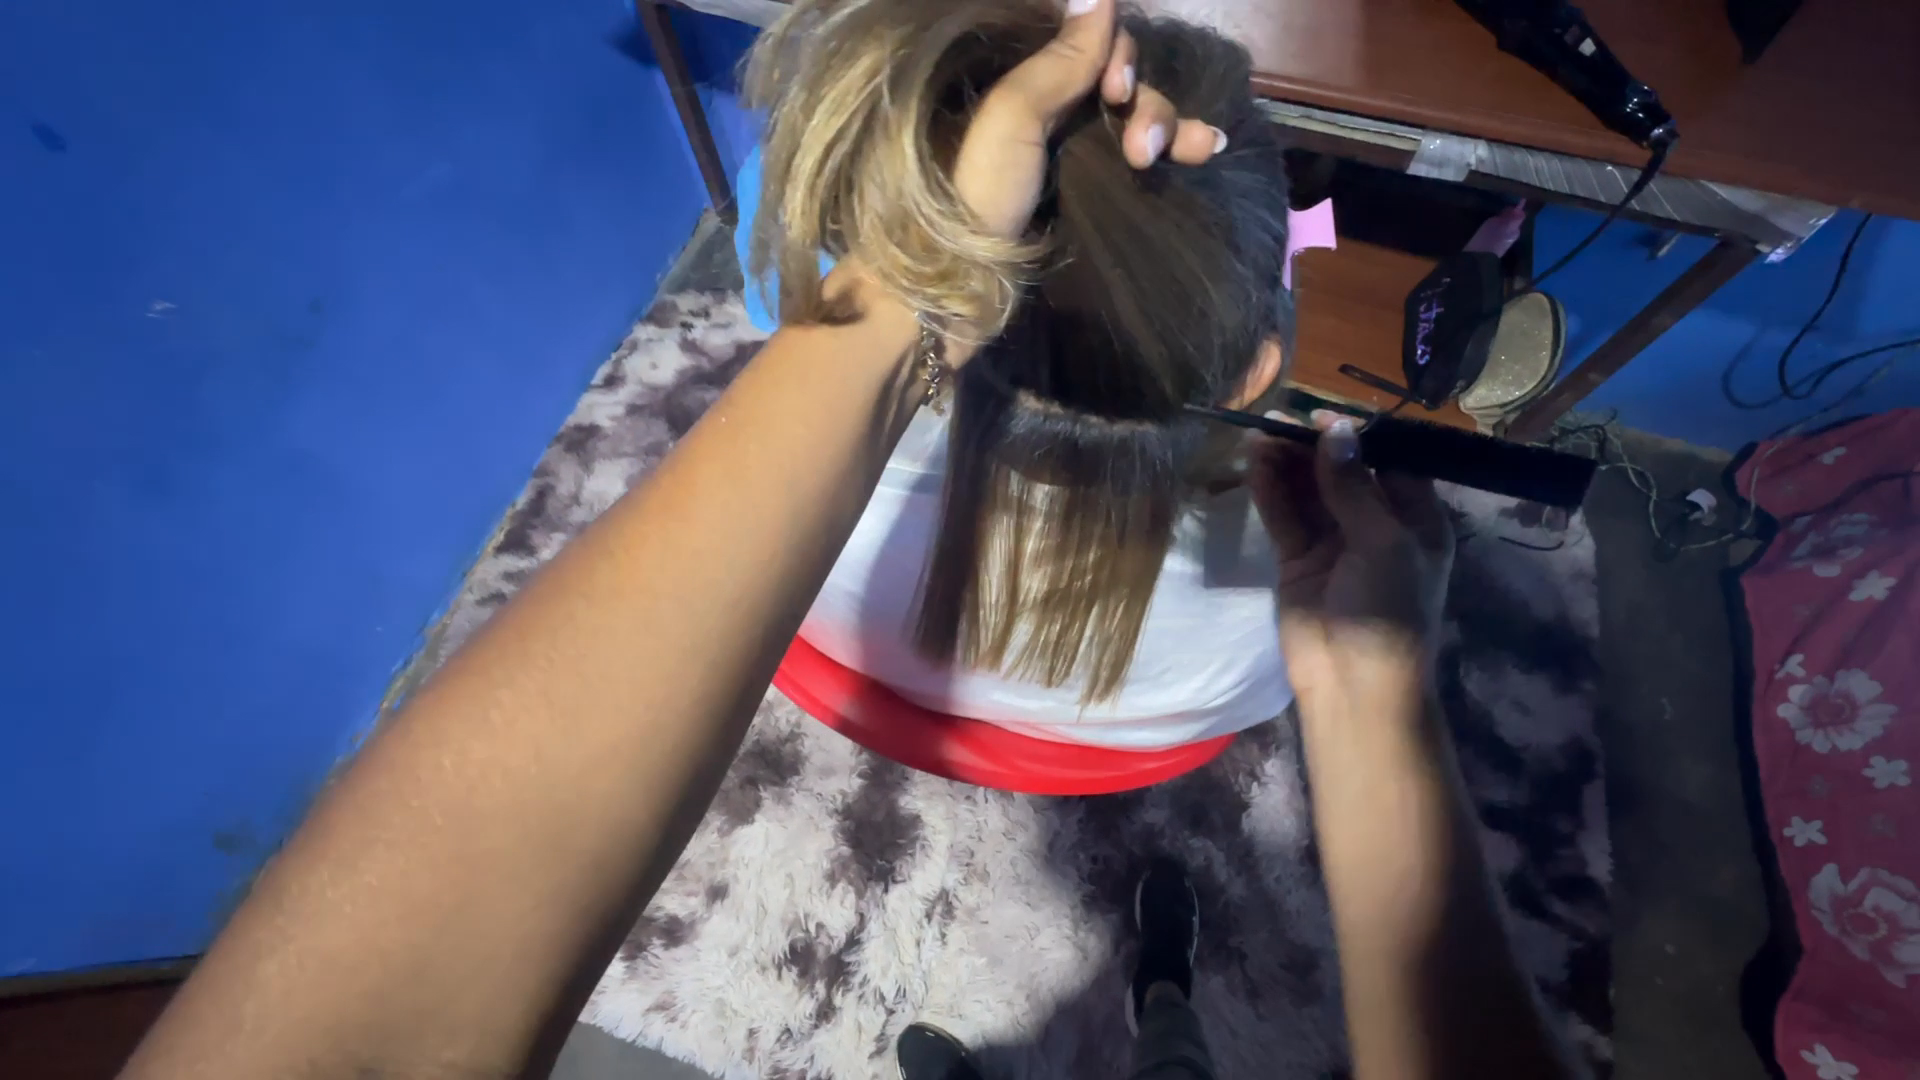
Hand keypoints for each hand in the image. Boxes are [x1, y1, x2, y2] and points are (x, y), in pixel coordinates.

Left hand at [951, 0, 1227, 239]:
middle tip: (1144, 148)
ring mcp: (1077, 151)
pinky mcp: (1093, 190)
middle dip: (1149, 105)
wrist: (969, 279)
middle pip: (1126, 83)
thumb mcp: (1011, 115)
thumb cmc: (981, 193)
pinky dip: (1175, 147)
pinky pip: (1140, 157)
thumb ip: (1057, 59)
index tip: (1117, 91)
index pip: (1096, 43)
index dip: (1120, 57)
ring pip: (1140, 119)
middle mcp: (1059, 109)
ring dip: (1172, 125)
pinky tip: (1206, 149)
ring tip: (1198, 150)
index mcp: (1033, 81)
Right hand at [1247, 412, 1455, 707]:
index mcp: (1413, 518)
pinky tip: (1254, 466)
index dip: (1357, 436)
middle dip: (1310, 447)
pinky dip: (1269, 492)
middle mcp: (1373, 523)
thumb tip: (1336, 430)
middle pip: (1339, 472)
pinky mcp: (1296, 558)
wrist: (1353, 682)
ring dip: (1284, 464)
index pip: (1387, 461)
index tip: (1322, 415)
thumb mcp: (1383, 542)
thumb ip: (1353, 486)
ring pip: (1306, 491)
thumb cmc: (1389, 610)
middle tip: (1276, 420)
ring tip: (1257, 436)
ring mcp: (1331, 541)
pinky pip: (1283, 517)